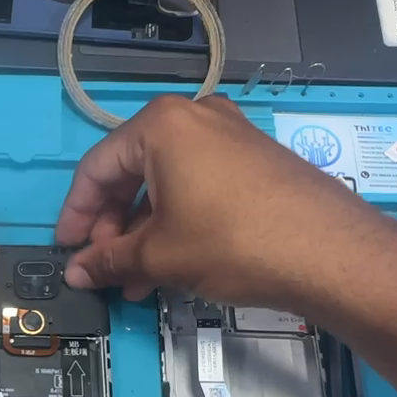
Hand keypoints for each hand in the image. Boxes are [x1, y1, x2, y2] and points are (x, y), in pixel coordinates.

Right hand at [55, 94, 396, 314]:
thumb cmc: (231, 242)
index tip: (66, 248)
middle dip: (112, 227)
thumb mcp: (158, 255)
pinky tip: (168, 264)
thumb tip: (77, 273)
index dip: (75, 215)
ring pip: (164, 185)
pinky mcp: (253, 161)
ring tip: (133, 278)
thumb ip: (107, 261)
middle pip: (130, 174)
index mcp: (160, 125)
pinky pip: (195, 187)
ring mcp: (228, 136)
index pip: (96, 169)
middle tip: (101, 266)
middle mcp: (194, 118)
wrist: (330, 253)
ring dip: (142, 233)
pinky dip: (174, 223)